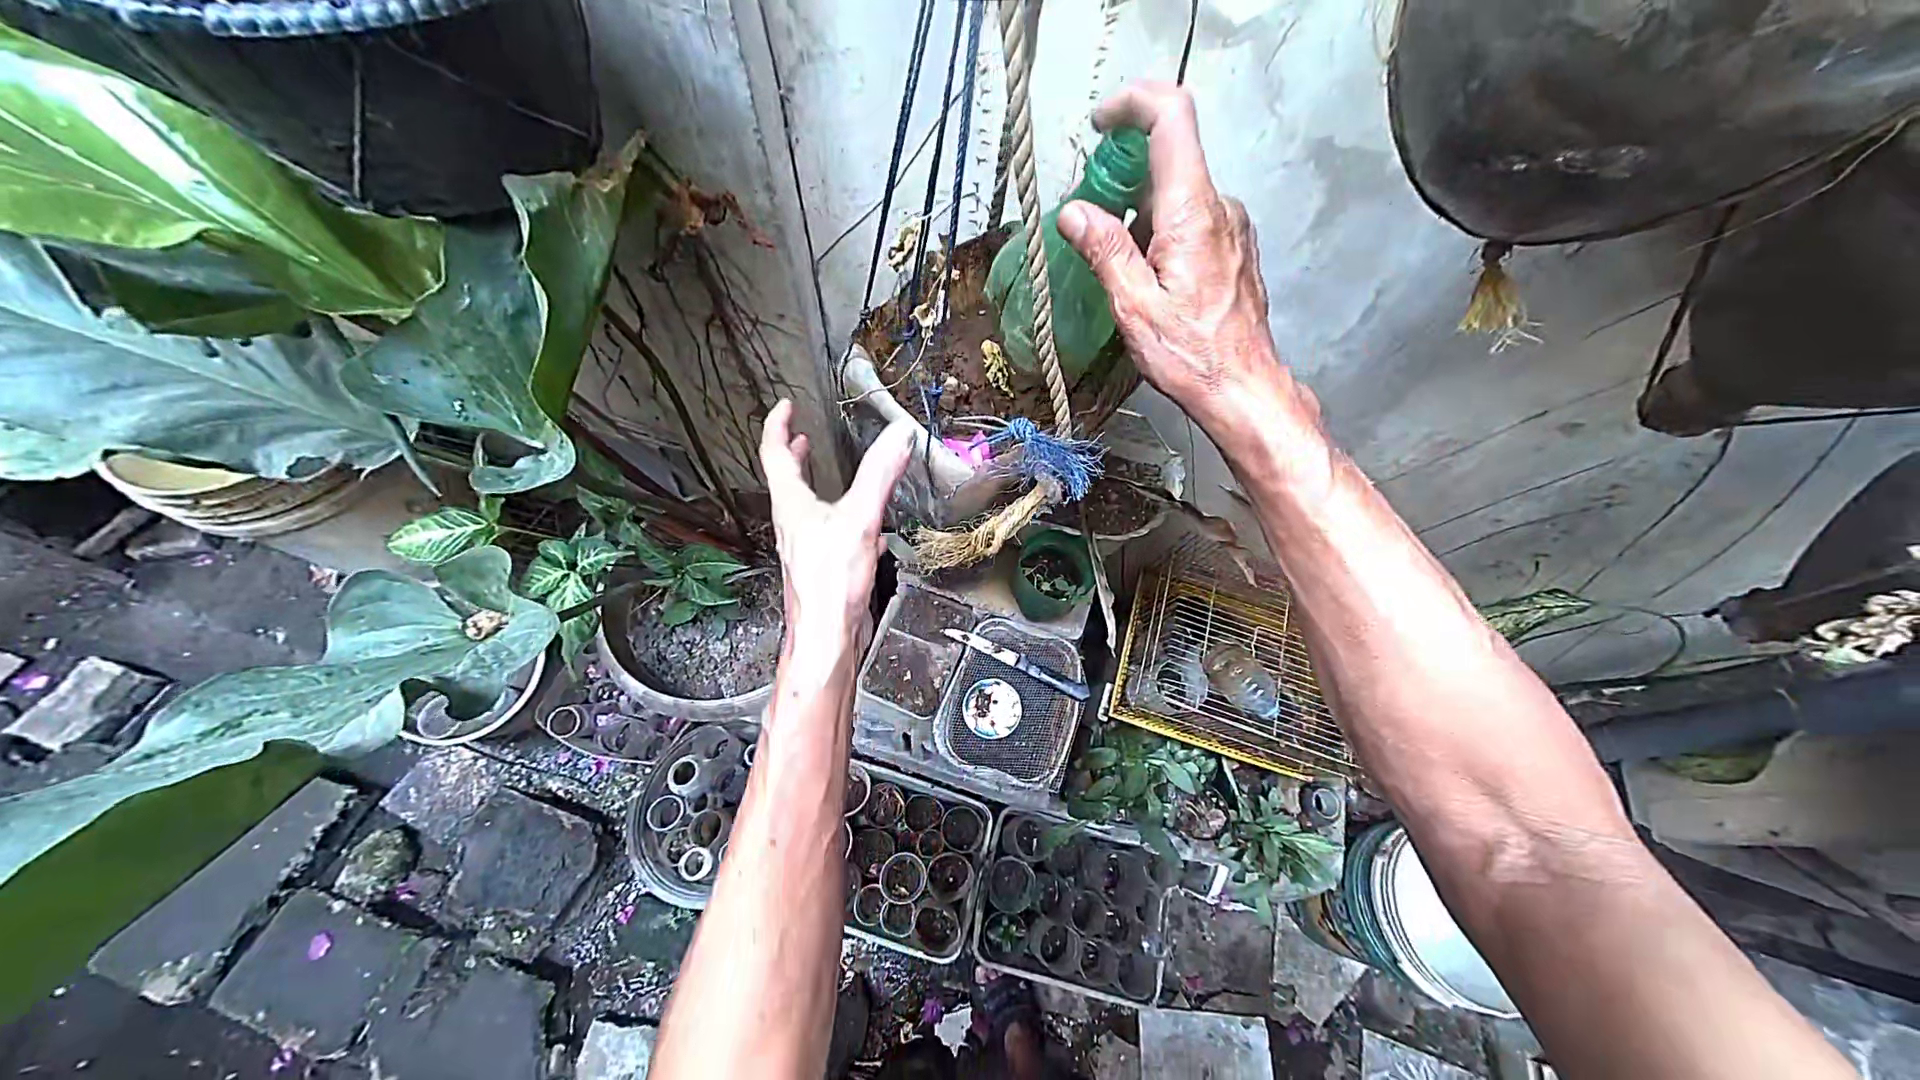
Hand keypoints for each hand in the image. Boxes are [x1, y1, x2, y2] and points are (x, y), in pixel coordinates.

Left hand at [759, 400, 913, 653]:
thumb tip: (897, 436)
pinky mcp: (821, 567)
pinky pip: (826, 533)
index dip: (778, 426)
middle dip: (792, 454)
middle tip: (799, 437)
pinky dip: (838, 518)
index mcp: (793, 506)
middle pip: (786, 480)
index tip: (785, 408)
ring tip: (823, 475)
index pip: (775, 454)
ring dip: (812, 485)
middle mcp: (793, 524)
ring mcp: (805, 547)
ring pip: (805, 507)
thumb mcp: (859, 520)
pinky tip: (860, 528)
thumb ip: (879, 475)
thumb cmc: (831, 586)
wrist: (826, 637)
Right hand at [1056, 82, 1310, 446]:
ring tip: (1118, 265)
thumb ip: (1106, 251)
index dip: (1132, 104)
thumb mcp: (1135, 307)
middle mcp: (1218, 209)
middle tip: (1092, 221)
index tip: (1101, 124)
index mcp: (1192, 214)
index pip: (1170, 118)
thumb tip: (1075, 212)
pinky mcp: (1231, 247)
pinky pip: (1190, 218)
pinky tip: (1146, 274)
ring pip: (1176, 193)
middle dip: (1121, 178)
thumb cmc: (1192, 356)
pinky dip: (1160, 229)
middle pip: (1168, 158)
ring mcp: (1229, 227)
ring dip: (1139, 212)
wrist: (1242, 386)